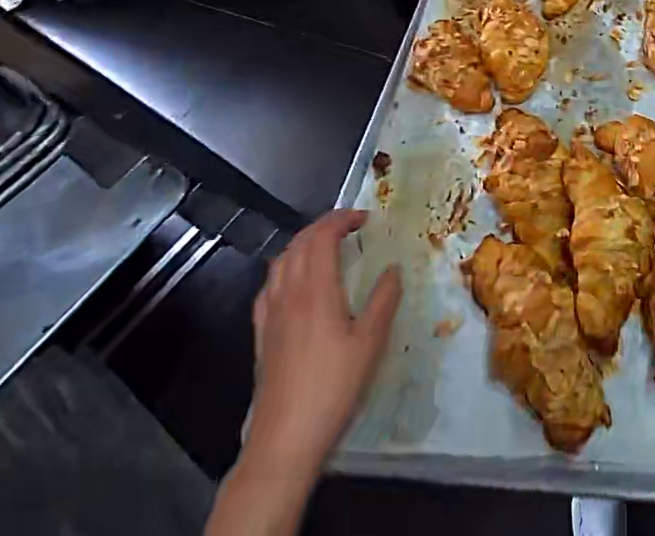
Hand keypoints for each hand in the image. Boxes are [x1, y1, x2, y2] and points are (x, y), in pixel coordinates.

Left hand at [244, 209, 401, 475]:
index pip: (321, 238)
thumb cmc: (334, 386)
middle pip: (298, 244)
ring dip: (303, 243)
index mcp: (316, 291)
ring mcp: (270, 314)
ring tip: (326, 245)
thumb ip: (384, 300)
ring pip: (280, 262)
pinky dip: (286, 268)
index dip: (341, 220)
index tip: (365, 217)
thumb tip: (393, 269)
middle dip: (323, 226)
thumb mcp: (371, 342)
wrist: (285, 437)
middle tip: (350, 225)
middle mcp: (288, 295)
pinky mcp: (261, 334)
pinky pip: (269, 285)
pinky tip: (296, 281)